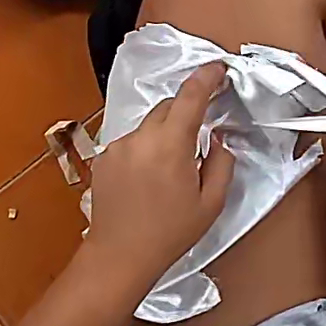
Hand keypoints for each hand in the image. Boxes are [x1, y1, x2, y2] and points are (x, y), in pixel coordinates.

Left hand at [82, 63, 235, 285]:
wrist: (119, 256)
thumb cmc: (171, 232)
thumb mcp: (211, 203)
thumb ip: (221, 163)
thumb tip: (218, 139)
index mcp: (171, 145)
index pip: (190, 96)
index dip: (207, 78)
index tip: (219, 69)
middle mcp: (140, 138)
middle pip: (168, 107)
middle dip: (187, 112)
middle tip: (201, 136)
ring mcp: (117, 147)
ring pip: (149, 126)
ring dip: (165, 134)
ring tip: (172, 170)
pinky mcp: (104, 159)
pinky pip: (132, 143)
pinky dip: (146, 149)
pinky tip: (149, 180)